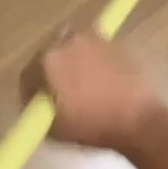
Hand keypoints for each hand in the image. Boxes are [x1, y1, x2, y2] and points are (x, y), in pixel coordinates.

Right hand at [35, 30, 163, 150]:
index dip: (30, 92)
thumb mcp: (54, 129)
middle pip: (49, 55)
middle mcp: (67, 41)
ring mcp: (93, 39)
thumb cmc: (92, 125)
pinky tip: (98, 81)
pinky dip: (91, 61)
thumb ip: (38, 114)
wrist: (139, 119)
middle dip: (50, 72)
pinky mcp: (114, 43)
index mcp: (48, 60)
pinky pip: (93, 51)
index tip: (36, 106)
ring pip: (72, 49)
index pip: (28, 74)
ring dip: (71, 63)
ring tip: (78, 86)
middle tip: (57, 94)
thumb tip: (37, 108)